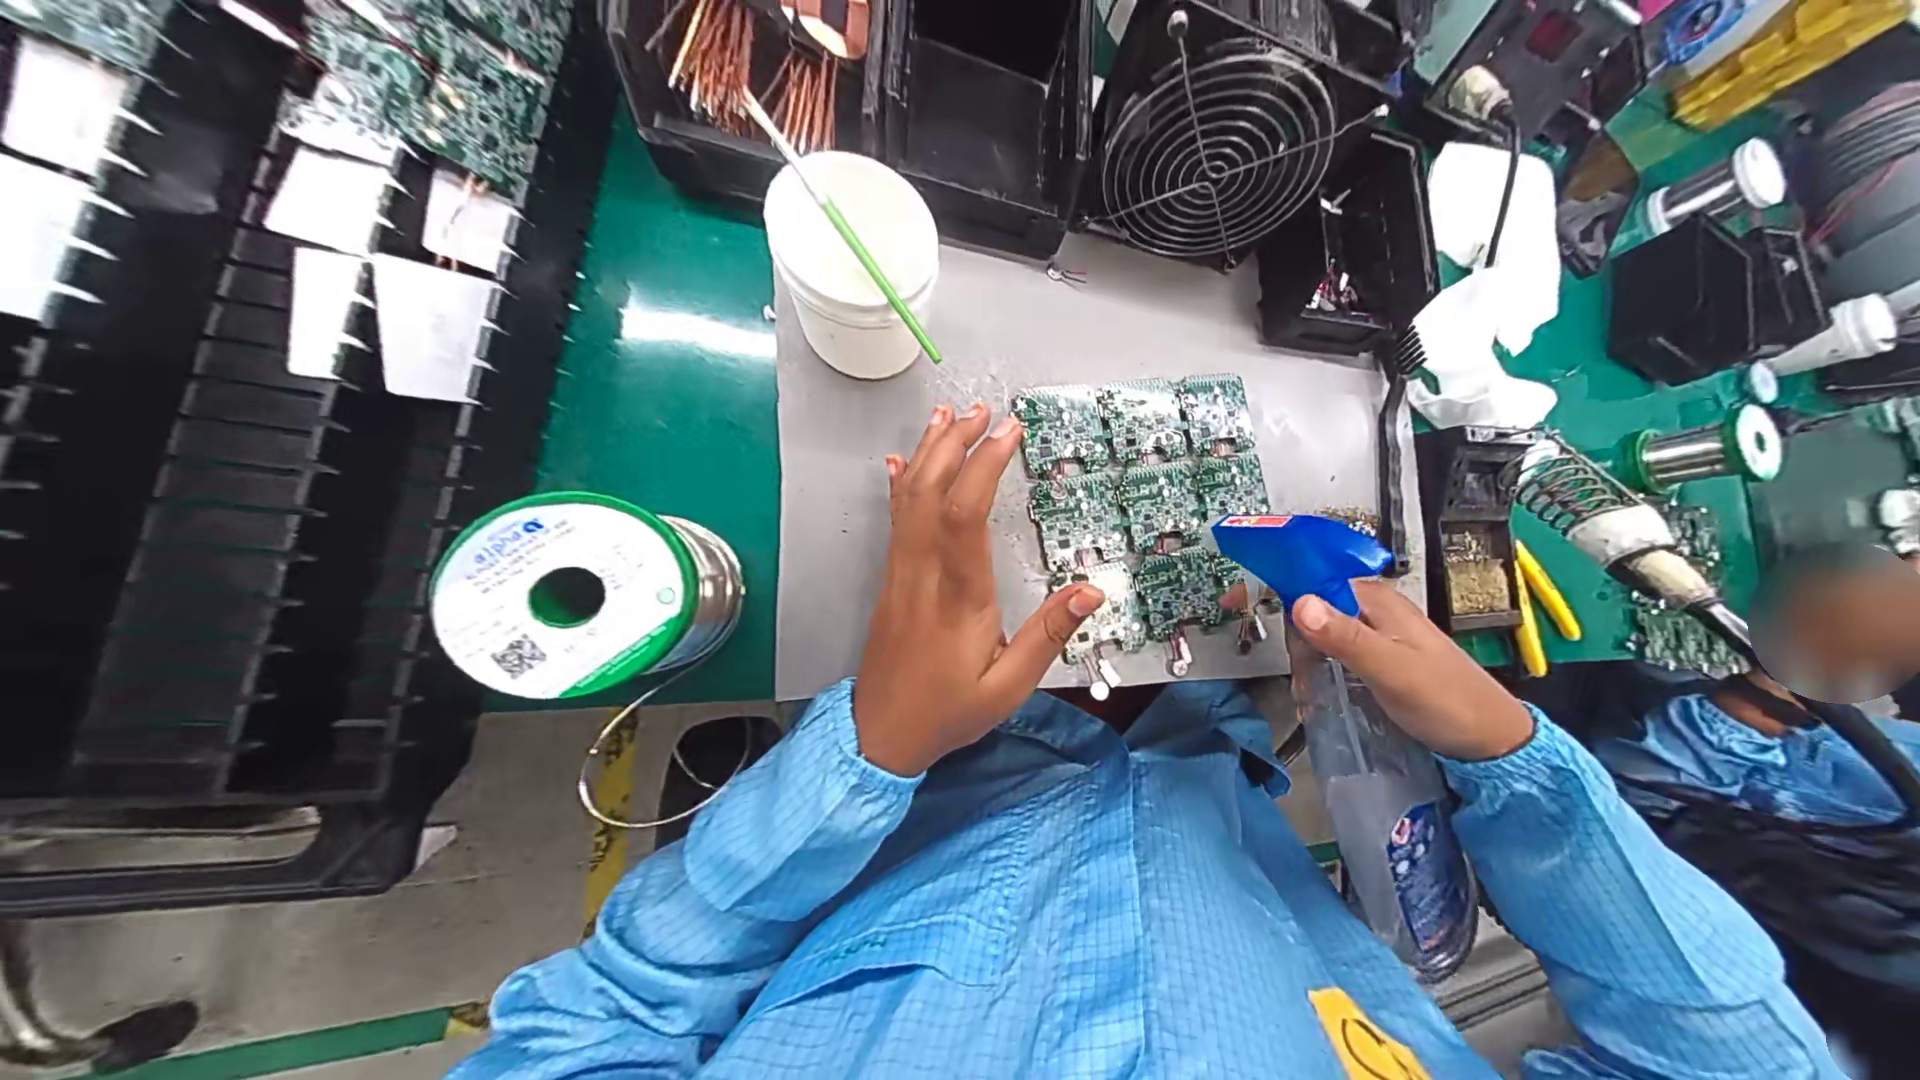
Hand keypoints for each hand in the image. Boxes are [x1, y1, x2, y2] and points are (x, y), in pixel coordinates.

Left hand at [854, 403, 1104, 775]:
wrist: (879, 732)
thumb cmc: (947, 712)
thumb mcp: (1009, 686)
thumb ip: (1048, 636)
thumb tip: (1092, 590)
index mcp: (958, 596)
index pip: (965, 515)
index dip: (984, 466)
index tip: (1007, 433)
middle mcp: (923, 574)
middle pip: (931, 493)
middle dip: (956, 445)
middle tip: (982, 412)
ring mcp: (900, 573)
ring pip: (908, 500)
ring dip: (928, 453)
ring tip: (948, 418)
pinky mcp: (890, 579)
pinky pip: (895, 520)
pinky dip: (900, 484)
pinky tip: (901, 462)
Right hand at [1287, 580, 1534, 760]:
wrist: (1491, 742)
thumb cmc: (1446, 702)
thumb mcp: (1391, 668)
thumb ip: (1345, 636)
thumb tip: (1300, 603)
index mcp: (1376, 599)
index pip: (1314, 586)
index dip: (1295, 613)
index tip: (1294, 652)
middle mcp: (1373, 609)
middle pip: (1313, 615)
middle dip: (1302, 649)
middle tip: (1306, 685)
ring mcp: (1375, 633)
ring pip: (1320, 637)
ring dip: (1309, 666)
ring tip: (1312, 696)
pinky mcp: (1376, 656)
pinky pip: (1334, 655)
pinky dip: (1323, 673)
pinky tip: (1323, 695)